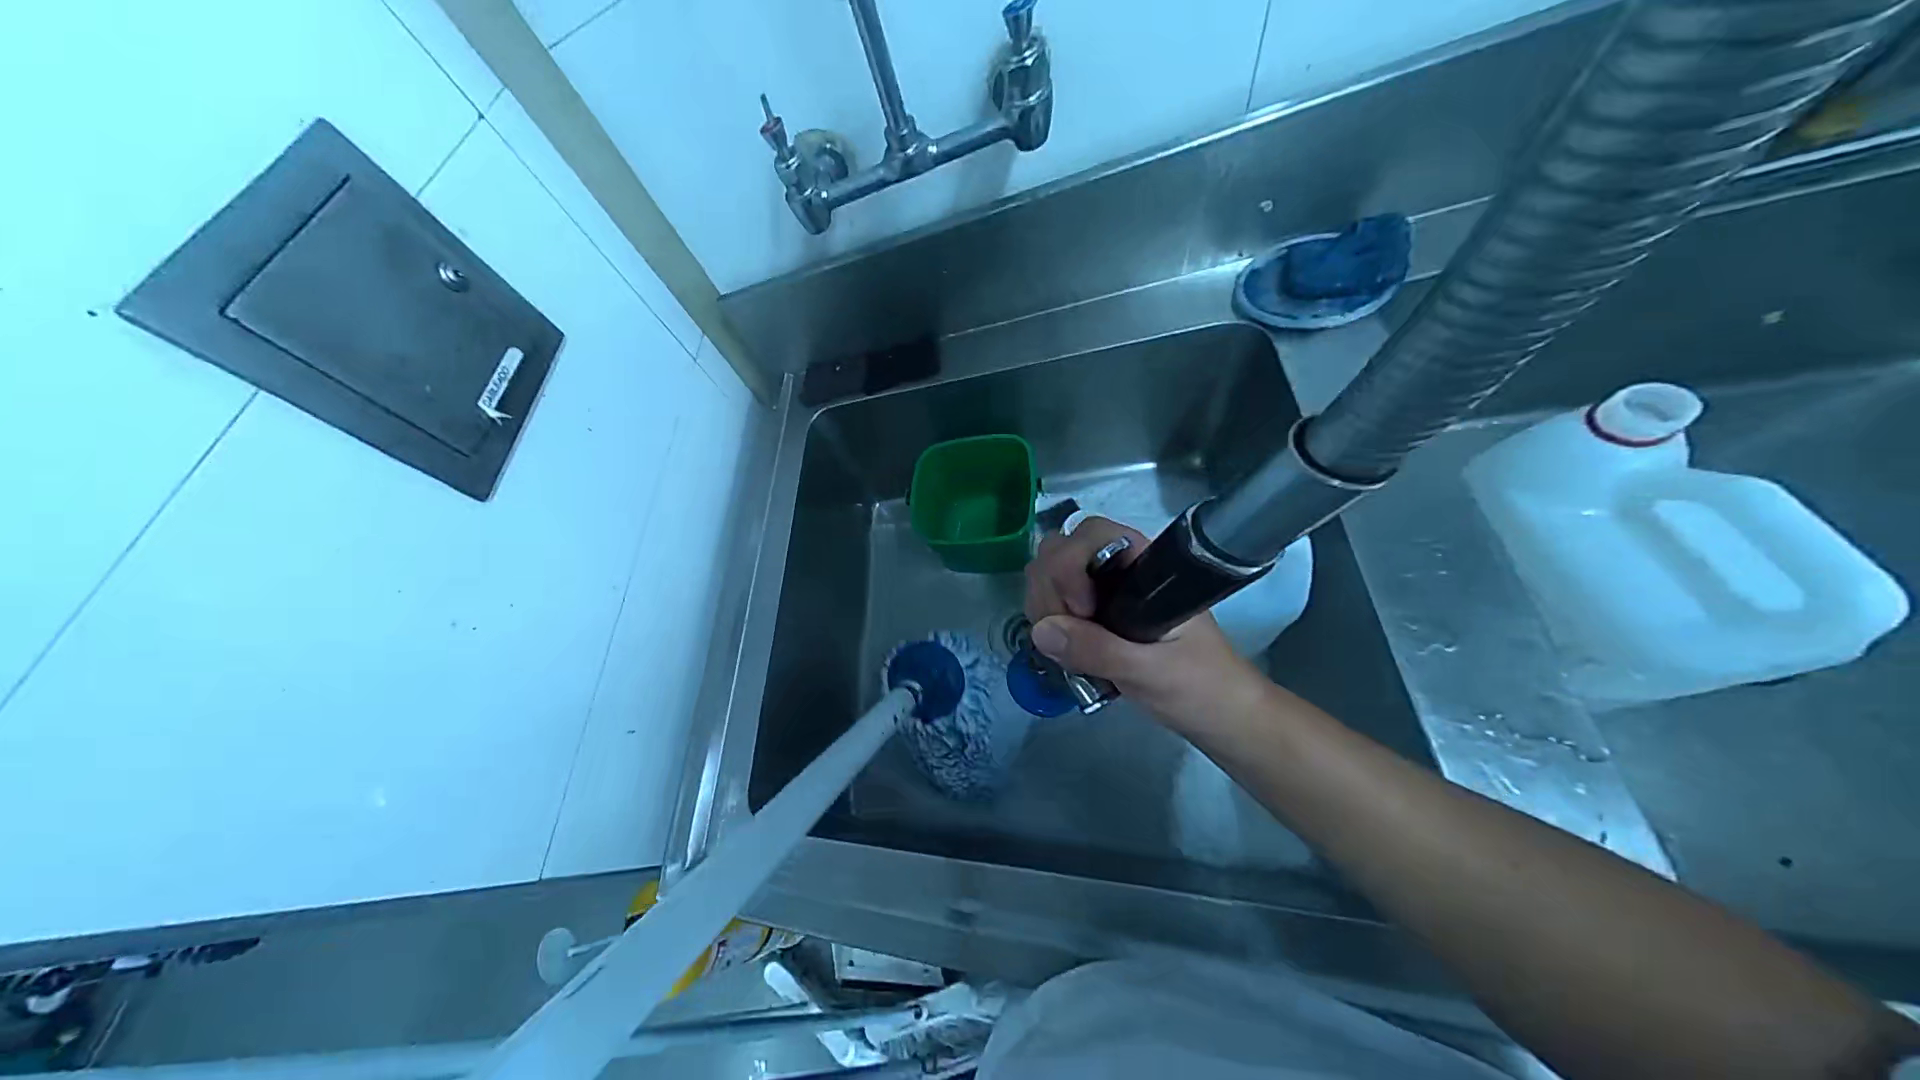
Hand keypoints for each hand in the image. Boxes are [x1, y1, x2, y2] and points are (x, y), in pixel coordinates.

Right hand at [1022, 516, 1268, 732]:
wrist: (1221, 717)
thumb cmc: (1202, 686)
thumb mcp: (1152, 671)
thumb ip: (1099, 650)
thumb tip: (1042, 630)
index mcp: (1145, 566)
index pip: (1091, 534)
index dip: (1072, 564)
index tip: (1082, 611)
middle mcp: (1120, 571)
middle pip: (1060, 551)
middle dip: (1051, 591)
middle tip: (1066, 638)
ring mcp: (1104, 594)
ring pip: (1051, 579)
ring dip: (1045, 611)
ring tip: (1067, 652)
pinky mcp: (1095, 619)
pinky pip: (1055, 608)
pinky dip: (1049, 628)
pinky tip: (1064, 655)